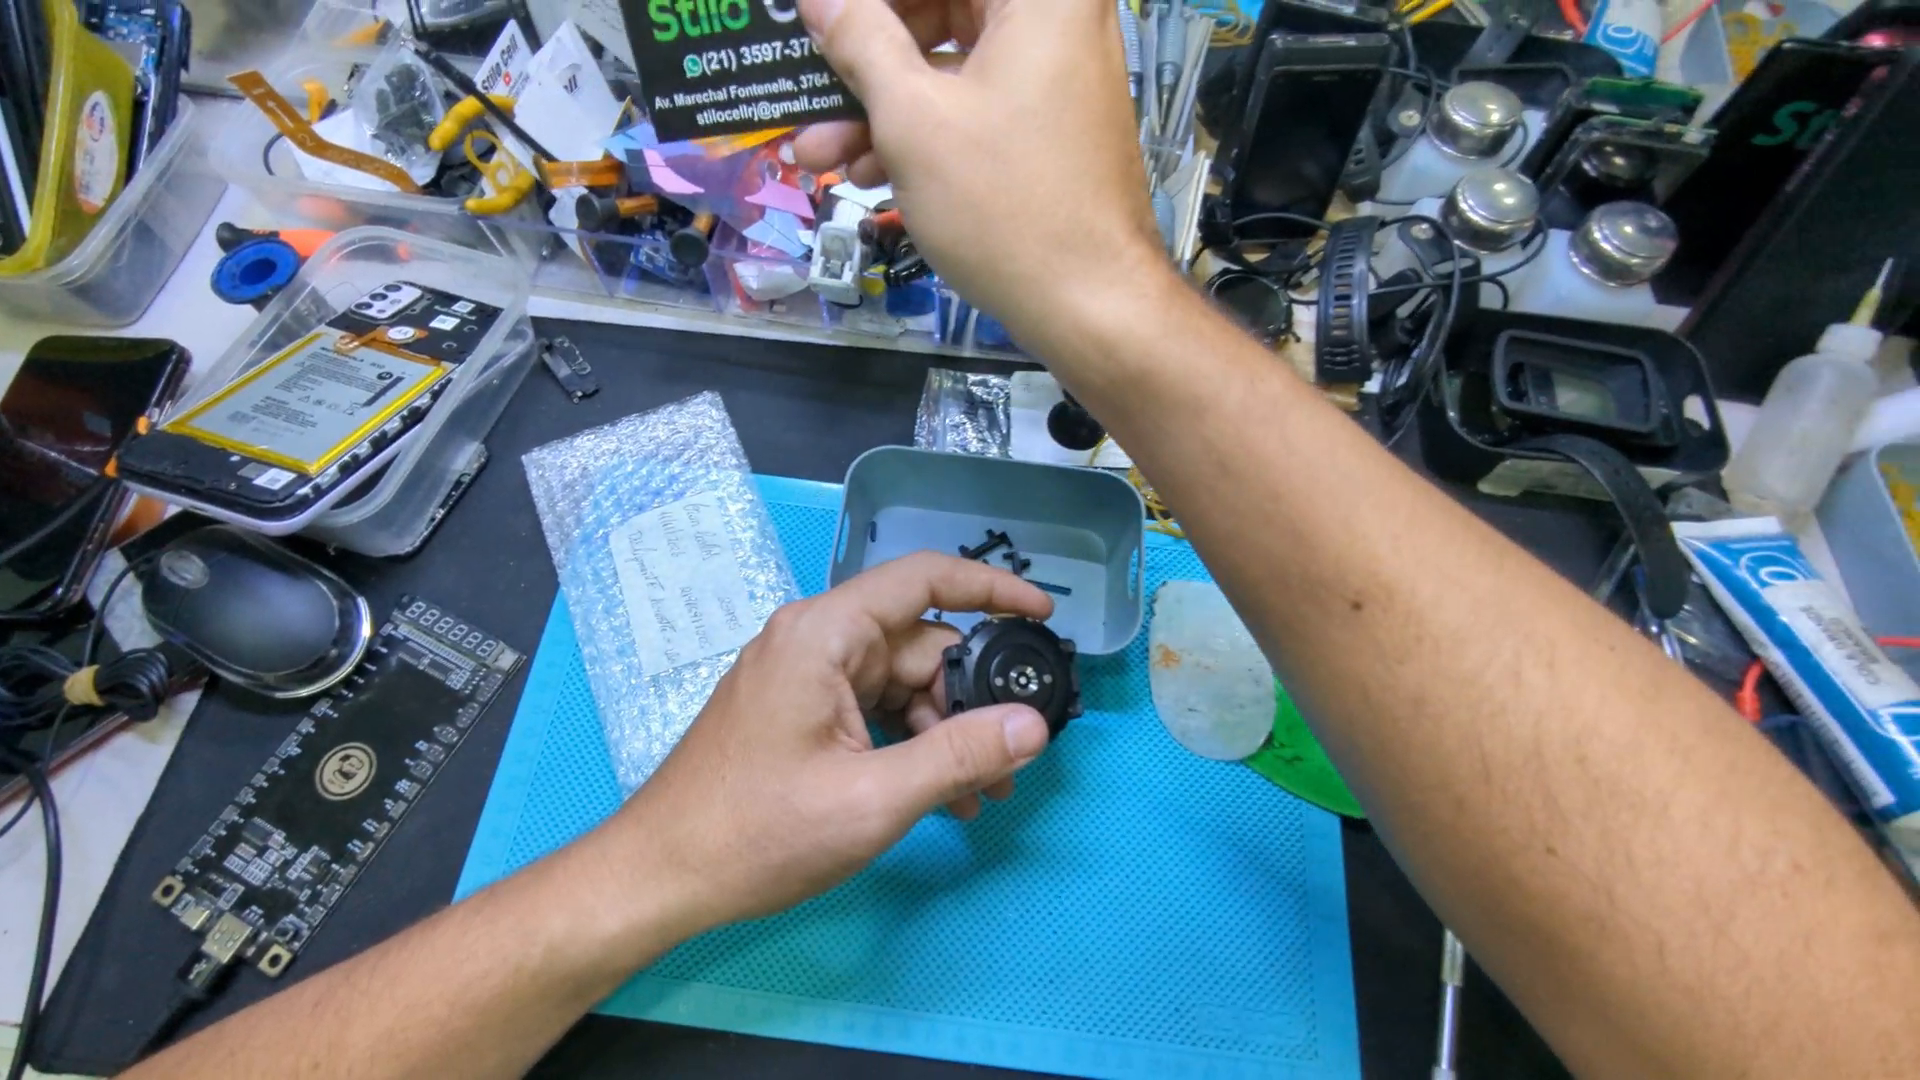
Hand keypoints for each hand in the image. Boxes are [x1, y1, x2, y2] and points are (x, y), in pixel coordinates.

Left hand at [612, 553, 1055, 932]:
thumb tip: (1034, 725)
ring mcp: (809, 676)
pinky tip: (940, 796)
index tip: (1043, 613)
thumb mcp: (873, 799)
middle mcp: (818, 639)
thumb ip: (960, 757)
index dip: (991, 588)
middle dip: (970, 701)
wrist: (660, 876)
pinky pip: (877, 711)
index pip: (924, 578)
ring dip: (945, 734)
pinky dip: (911, 744)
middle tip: (1011, 760)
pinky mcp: (805, 710)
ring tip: (980, 795)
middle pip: (920, 647)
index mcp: (826, 633)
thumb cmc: (758, 833)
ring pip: (904, 685)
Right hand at [793, 0, 1167, 356]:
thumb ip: (858, 39)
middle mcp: (1056, 17)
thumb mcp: (913, 120)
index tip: (817, 20)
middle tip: (806, 84)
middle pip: (941, 9)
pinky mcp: (1047, 130)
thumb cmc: (1002, 205)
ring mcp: (1055, 76)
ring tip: (816, 152)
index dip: (866, 0)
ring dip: (879, 107)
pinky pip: (974, 108)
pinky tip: (869, 173)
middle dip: (863, 56)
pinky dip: (923, 134)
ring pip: (950, 67)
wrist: (1089, 307)